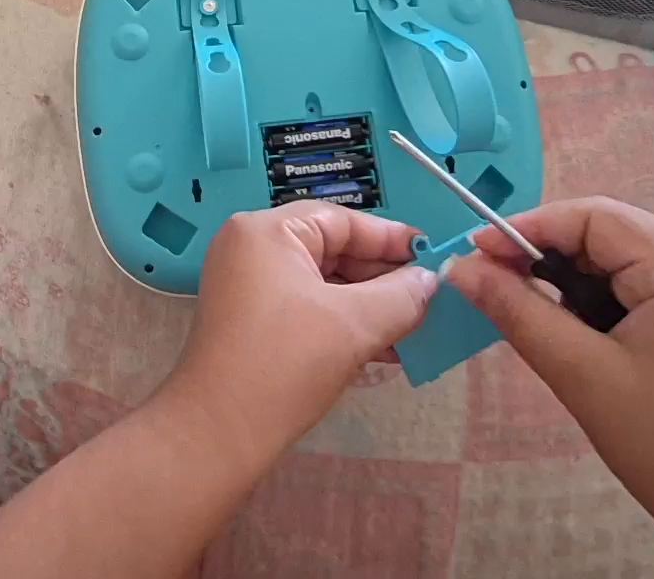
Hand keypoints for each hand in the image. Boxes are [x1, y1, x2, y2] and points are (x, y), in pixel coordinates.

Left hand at [163, 201, 440, 454]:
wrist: (218, 432)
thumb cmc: (285, 362)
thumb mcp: (353, 324)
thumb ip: (401, 296)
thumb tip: (432, 280)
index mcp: (267, 230)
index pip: (341, 221)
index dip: (391, 239)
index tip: (434, 256)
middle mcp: (253, 247)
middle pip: (332, 249)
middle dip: (383, 278)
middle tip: (432, 298)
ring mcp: (248, 284)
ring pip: (323, 283)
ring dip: (369, 305)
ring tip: (418, 327)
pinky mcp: (252, 319)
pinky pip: (308, 307)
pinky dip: (344, 322)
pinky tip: (386, 349)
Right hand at [446, 197, 653, 578]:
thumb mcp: (580, 374)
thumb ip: (516, 310)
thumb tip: (460, 267)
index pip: (597, 217)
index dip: (530, 226)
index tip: (478, 251)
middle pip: (611, 236)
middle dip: (547, 254)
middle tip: (495, 280)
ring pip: (623, 264)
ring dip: (571, 280)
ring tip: (532, 311)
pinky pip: (642, 292)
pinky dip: (599, 302)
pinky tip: (576, 333)